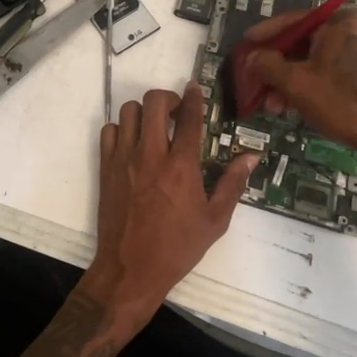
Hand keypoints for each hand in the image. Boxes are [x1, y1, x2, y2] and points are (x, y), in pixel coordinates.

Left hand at [80, 85, 255, 337]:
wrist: (130, 269)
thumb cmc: (178, 248)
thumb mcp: (215, 221)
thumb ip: (232, 184)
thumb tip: (251, 157)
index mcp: (182, 167)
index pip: (189, 118)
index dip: (194, 97)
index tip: (195, 88)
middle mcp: (151, 154)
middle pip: (154, 102)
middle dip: (168, 99)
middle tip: (175, 113)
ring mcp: (124, 158)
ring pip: (129, 111)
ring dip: (144, 113)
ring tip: (154, 128)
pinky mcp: (106, 167)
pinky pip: (109, 130)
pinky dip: (122, 129)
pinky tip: (133, 144)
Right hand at [244, 8, 356, 152]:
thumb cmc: (342, 101)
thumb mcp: (295, 83)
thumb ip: (267, 64)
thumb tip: (252, 58)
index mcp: (342, 20)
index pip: (294, 20)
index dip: (266, 34)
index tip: (247, 43)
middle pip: (307, 43)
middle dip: (279, 67)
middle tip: (259, 83)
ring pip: (320, 61)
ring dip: (294, 81)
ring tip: (276, 106)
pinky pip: (336, 71)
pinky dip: (315, 84)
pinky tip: (299, 106)